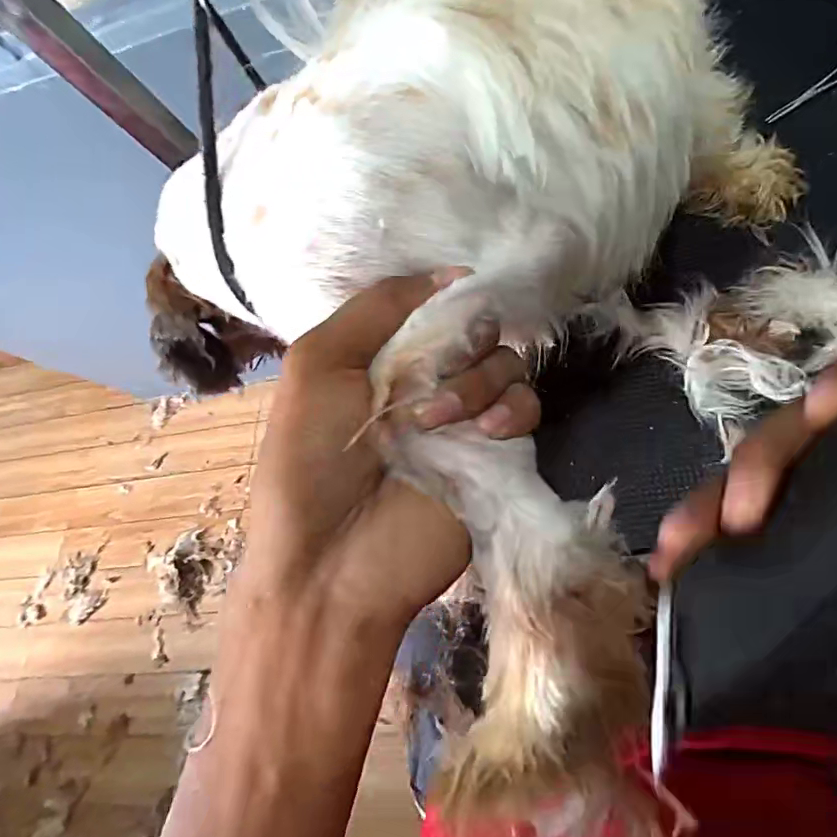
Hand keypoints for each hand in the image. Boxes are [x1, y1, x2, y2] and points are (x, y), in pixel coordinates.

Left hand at [246, 270, 541, 626]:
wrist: (333, 563)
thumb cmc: (310, 460)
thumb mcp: (319, 364)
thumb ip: (380, 307)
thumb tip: (454, 273)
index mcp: (391, 356)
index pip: (440, 305)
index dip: (449, 299)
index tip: (453, 299)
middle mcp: (435, 379)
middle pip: (481, 330)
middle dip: (460, 346)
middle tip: (426, 384)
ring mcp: (470, 418)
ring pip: (509, 364)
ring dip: (479, 381)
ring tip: (440, 422)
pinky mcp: (500, 454)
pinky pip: (527, 407)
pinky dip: (512, 410)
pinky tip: (485, 433)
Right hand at [649, 346, 836, 758]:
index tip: (822, 409)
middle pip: (813, 431)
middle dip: (767, 457)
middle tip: (743, 511)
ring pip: (769, 479)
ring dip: (716, 501)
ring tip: (679, 543)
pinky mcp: (813, 554)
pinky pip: (752, 536)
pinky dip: (711, 546)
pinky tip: (676, 567)